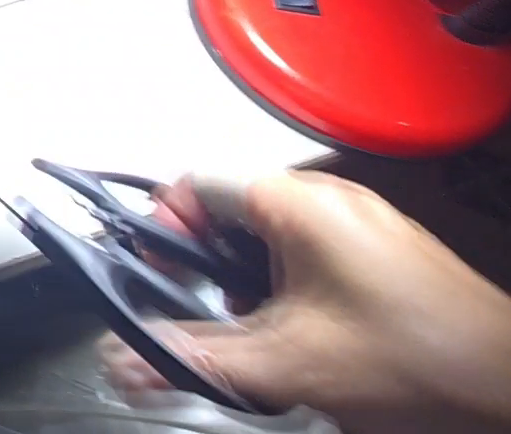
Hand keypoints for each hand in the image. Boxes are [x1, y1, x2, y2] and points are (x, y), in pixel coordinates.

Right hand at [102, 170, 510, 432]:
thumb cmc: (427, 365)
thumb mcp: (289, 364)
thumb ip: (196, 357)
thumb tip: (125, 362)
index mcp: (295, 200)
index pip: (190, 186)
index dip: (165, 227)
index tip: (165, 269)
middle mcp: (327, 194)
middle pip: (225, 205)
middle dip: (207, 255)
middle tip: (213, 300)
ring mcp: (362, 217)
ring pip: (263, 225)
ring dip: (245, 267)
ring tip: (260, 316)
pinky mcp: (385, 243)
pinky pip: (306, 240)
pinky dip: (285, 274)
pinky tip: (305, 319)